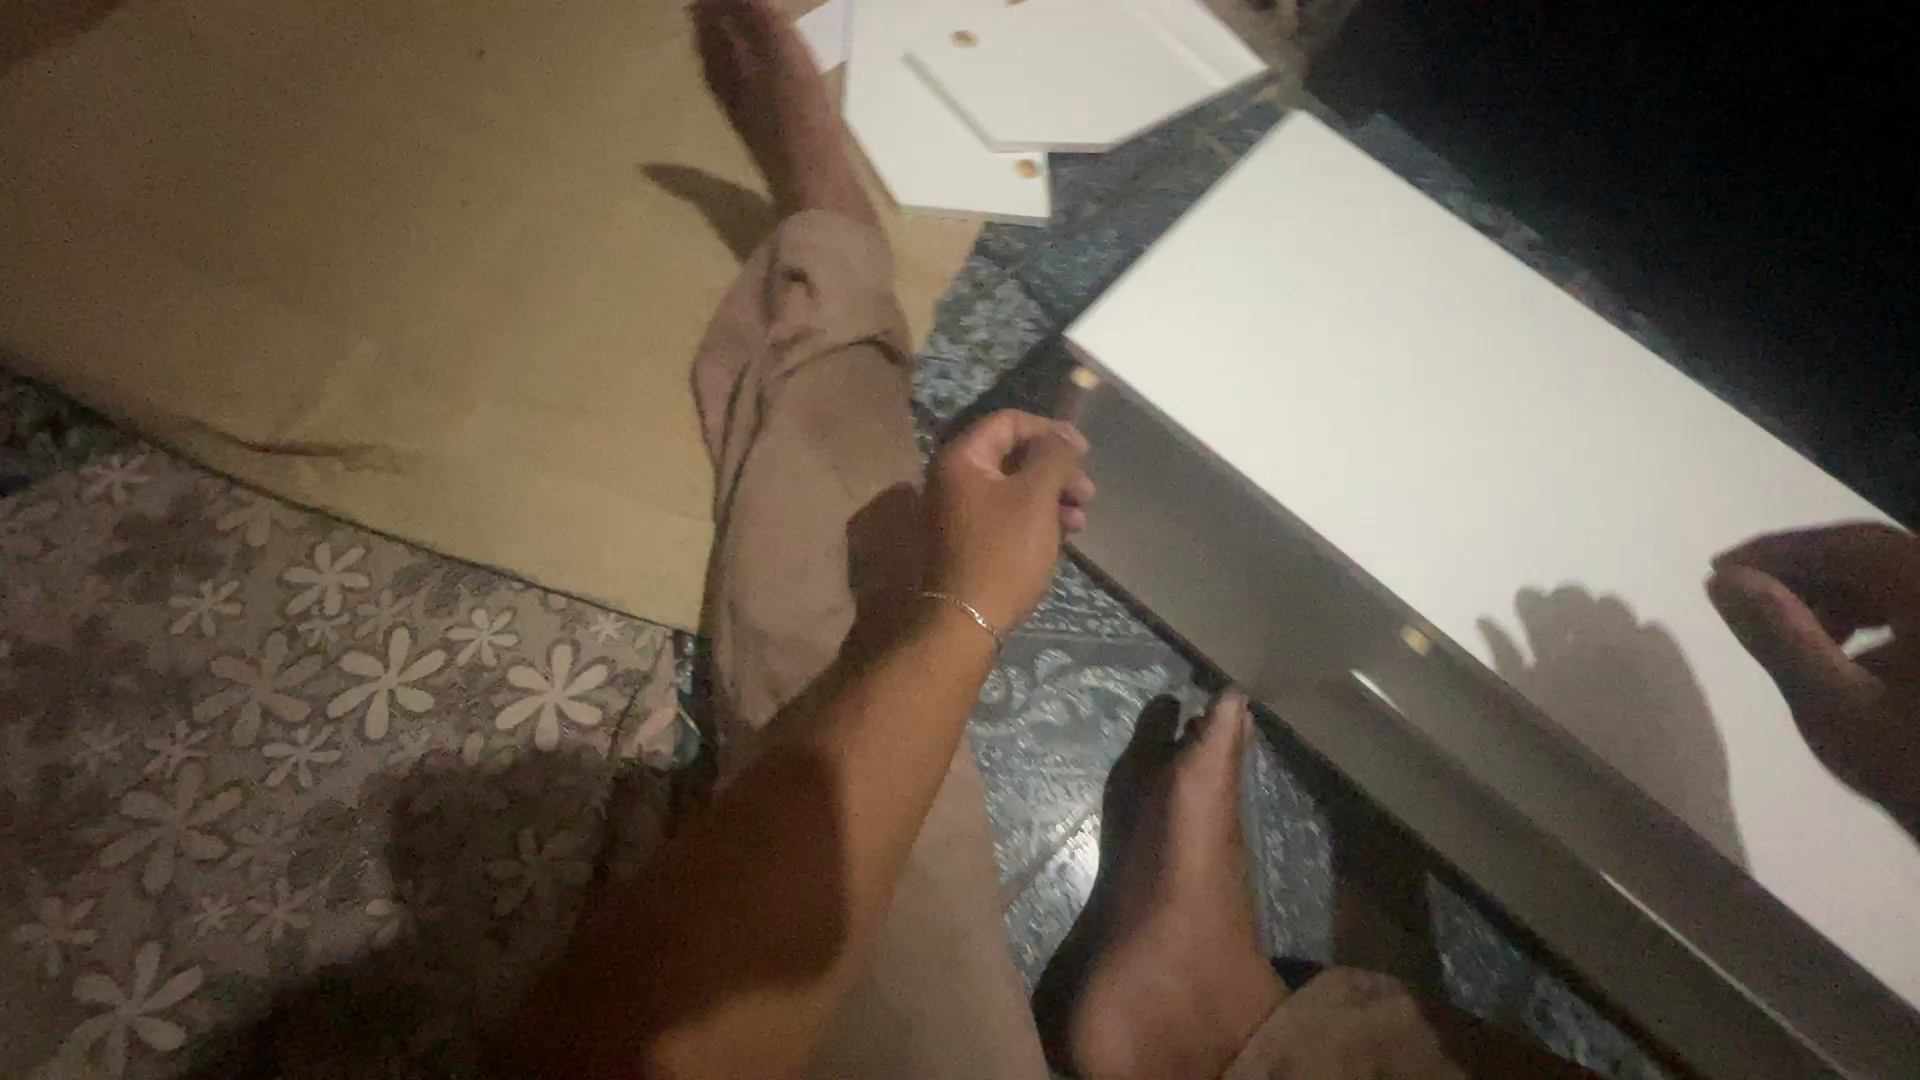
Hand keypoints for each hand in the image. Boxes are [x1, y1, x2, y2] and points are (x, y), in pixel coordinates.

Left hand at [924, 410, 1094, 632]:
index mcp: (961, 459)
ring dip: (1052, 497)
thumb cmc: (1003, 552)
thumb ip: (1054, 456)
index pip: (1008, 422)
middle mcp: (952, 479)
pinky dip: (1035, 518)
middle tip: (1088, 492)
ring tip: (1081, 519)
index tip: (1084, 451)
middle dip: (1056, 470)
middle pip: (1013, 456)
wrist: (965, 622)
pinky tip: (1063, 535)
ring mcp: (957, 512)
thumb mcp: (1035, 496)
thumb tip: (1065, 434)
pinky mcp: (968, 541)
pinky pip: (1006, 516)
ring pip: (1013, 489)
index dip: (1050, 430)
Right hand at [1708, 522, 1919, 823]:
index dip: (1783, 549)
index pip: (1857, 546)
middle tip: (1747, 603)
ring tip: (1799, 634)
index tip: (1720, 571)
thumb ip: (1778, 635)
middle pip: (1885, 559)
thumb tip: (1724, 579)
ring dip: (1844, 595)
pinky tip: (1861, 655)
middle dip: (1809, 573)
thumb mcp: (1834, 706)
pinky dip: (1886, 615)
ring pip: (1908, 581)